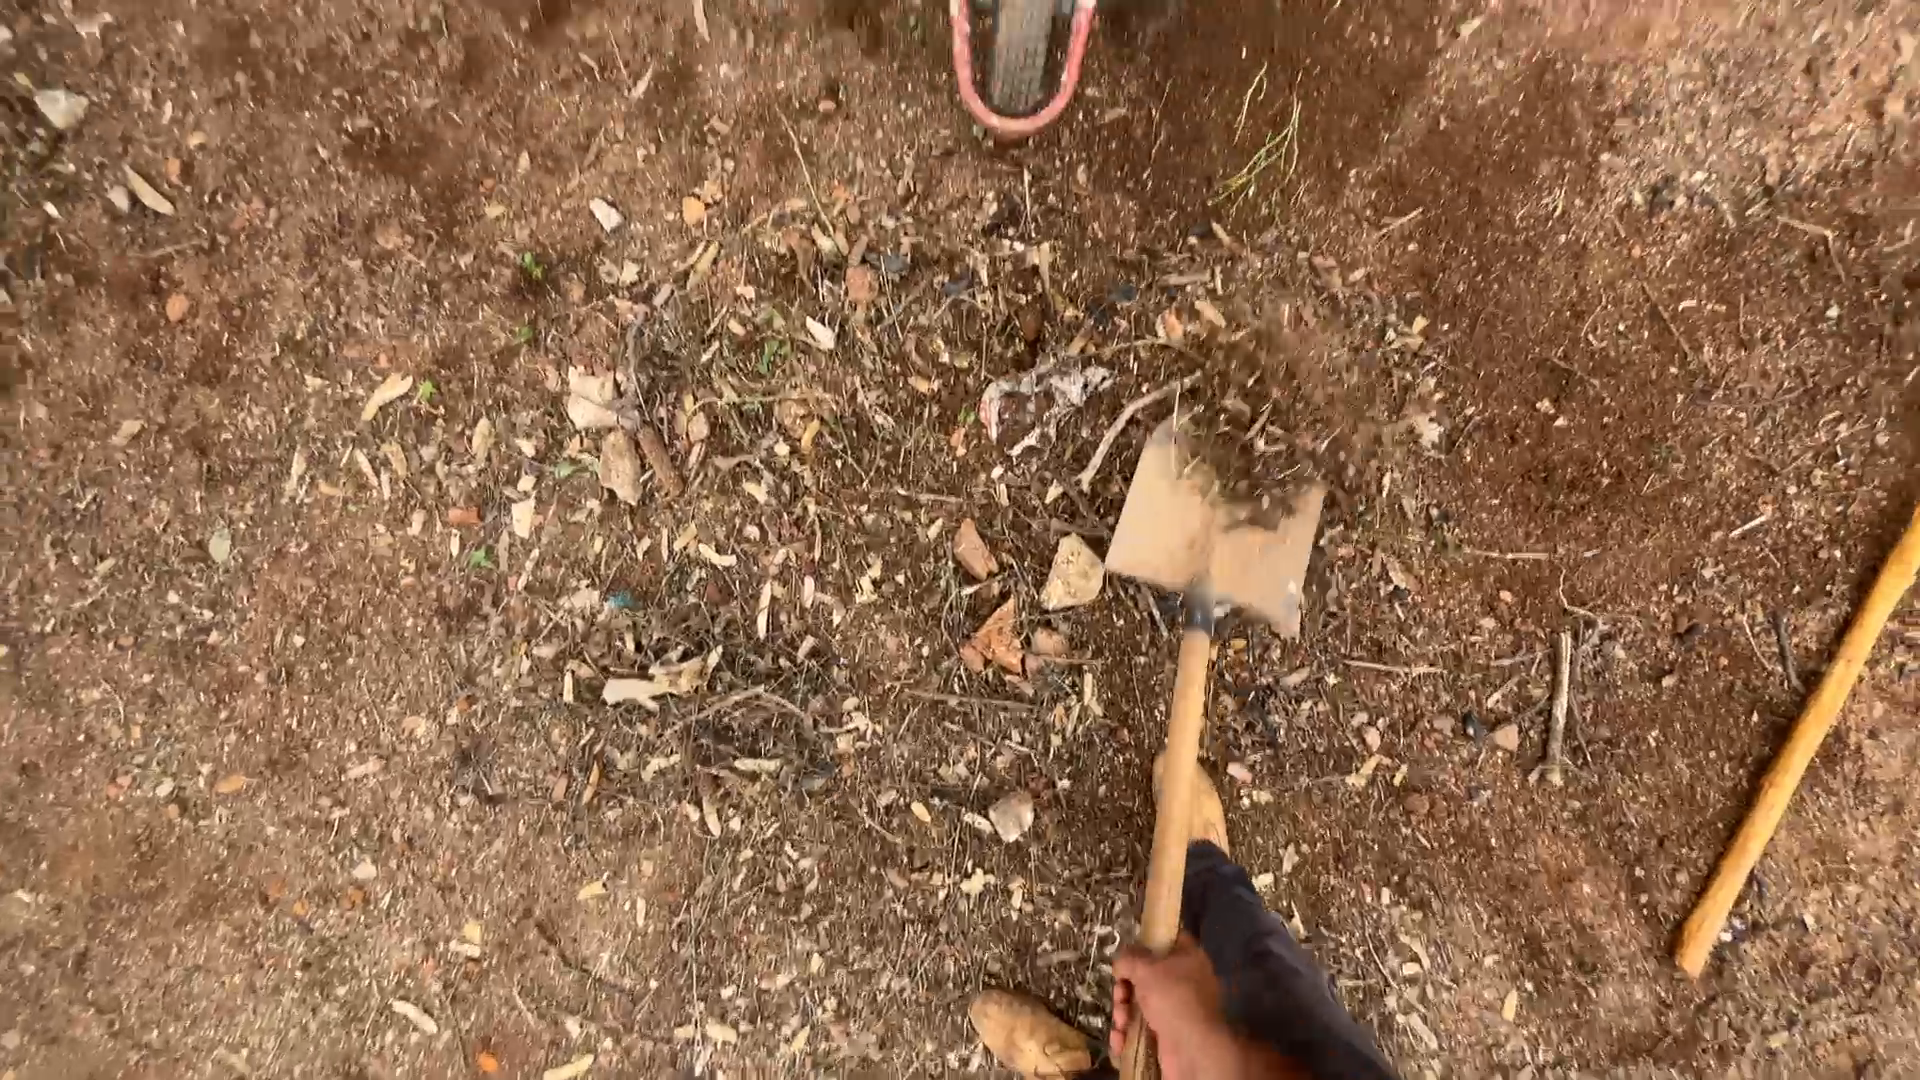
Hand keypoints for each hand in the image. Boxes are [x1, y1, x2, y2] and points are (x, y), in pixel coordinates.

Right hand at [1110, 936, 1302, 1079]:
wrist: (1193, 1050)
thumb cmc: (1172, 998)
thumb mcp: (1144, 968)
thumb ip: (1128, 958)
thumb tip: (1120, 964)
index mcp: (1188, 956)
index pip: (1168, 937)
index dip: (1147, 939)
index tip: (1128, 949)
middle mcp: (1185, 981)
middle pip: (1146, 974)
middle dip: (1125, 987)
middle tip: (1119, 995)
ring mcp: (1177, 1010)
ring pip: (1141, 1002)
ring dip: (1123, 1012)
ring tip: (1121, 1023)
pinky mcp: (1169, 1035)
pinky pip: (1143, 1027)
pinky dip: (1128, 1033)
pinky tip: (1120, 1041)